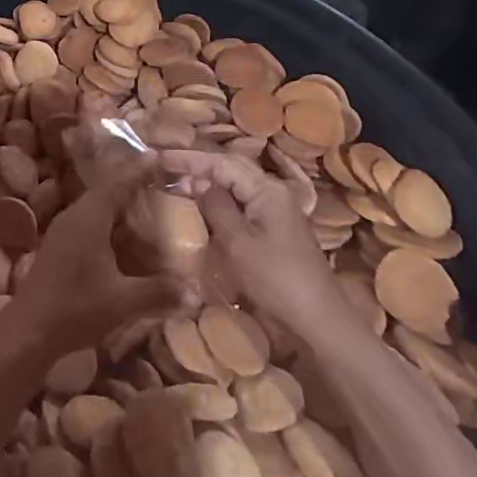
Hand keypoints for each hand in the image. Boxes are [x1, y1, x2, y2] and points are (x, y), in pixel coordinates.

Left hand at [8, 102, 191, 353]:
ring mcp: (63, 233)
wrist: (29, 330)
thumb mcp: (123, 300)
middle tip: (158, 185)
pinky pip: (89, 226)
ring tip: (146, 213)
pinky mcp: (59, 249)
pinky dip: (109, 228)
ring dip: (119, 211)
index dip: (137, 171)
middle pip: (106, 194)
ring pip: (96, 212)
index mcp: (89, 219)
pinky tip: (122, 244)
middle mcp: (74, 218)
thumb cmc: (76, 308)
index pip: (116, 184)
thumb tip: (195, 293)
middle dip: (131, 189)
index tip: (155, 156)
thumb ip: (160, 292)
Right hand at [162, 151, 354, 341]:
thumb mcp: (237, 241)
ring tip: (178, 185)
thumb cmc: (275, 278)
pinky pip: (244, 202)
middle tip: (165, 169)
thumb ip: (215, 206)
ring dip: (208, 182)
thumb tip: (198, 184)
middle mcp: (275, 191)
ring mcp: (279, 209)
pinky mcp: (278, 228)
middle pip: (231, 168)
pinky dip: (221, 200)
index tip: (158, 157)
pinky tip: (204, 207)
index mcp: (267, 189)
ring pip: (237, 185)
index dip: (188, 159)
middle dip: (197, 166)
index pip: (221, 163)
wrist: (318, 319)